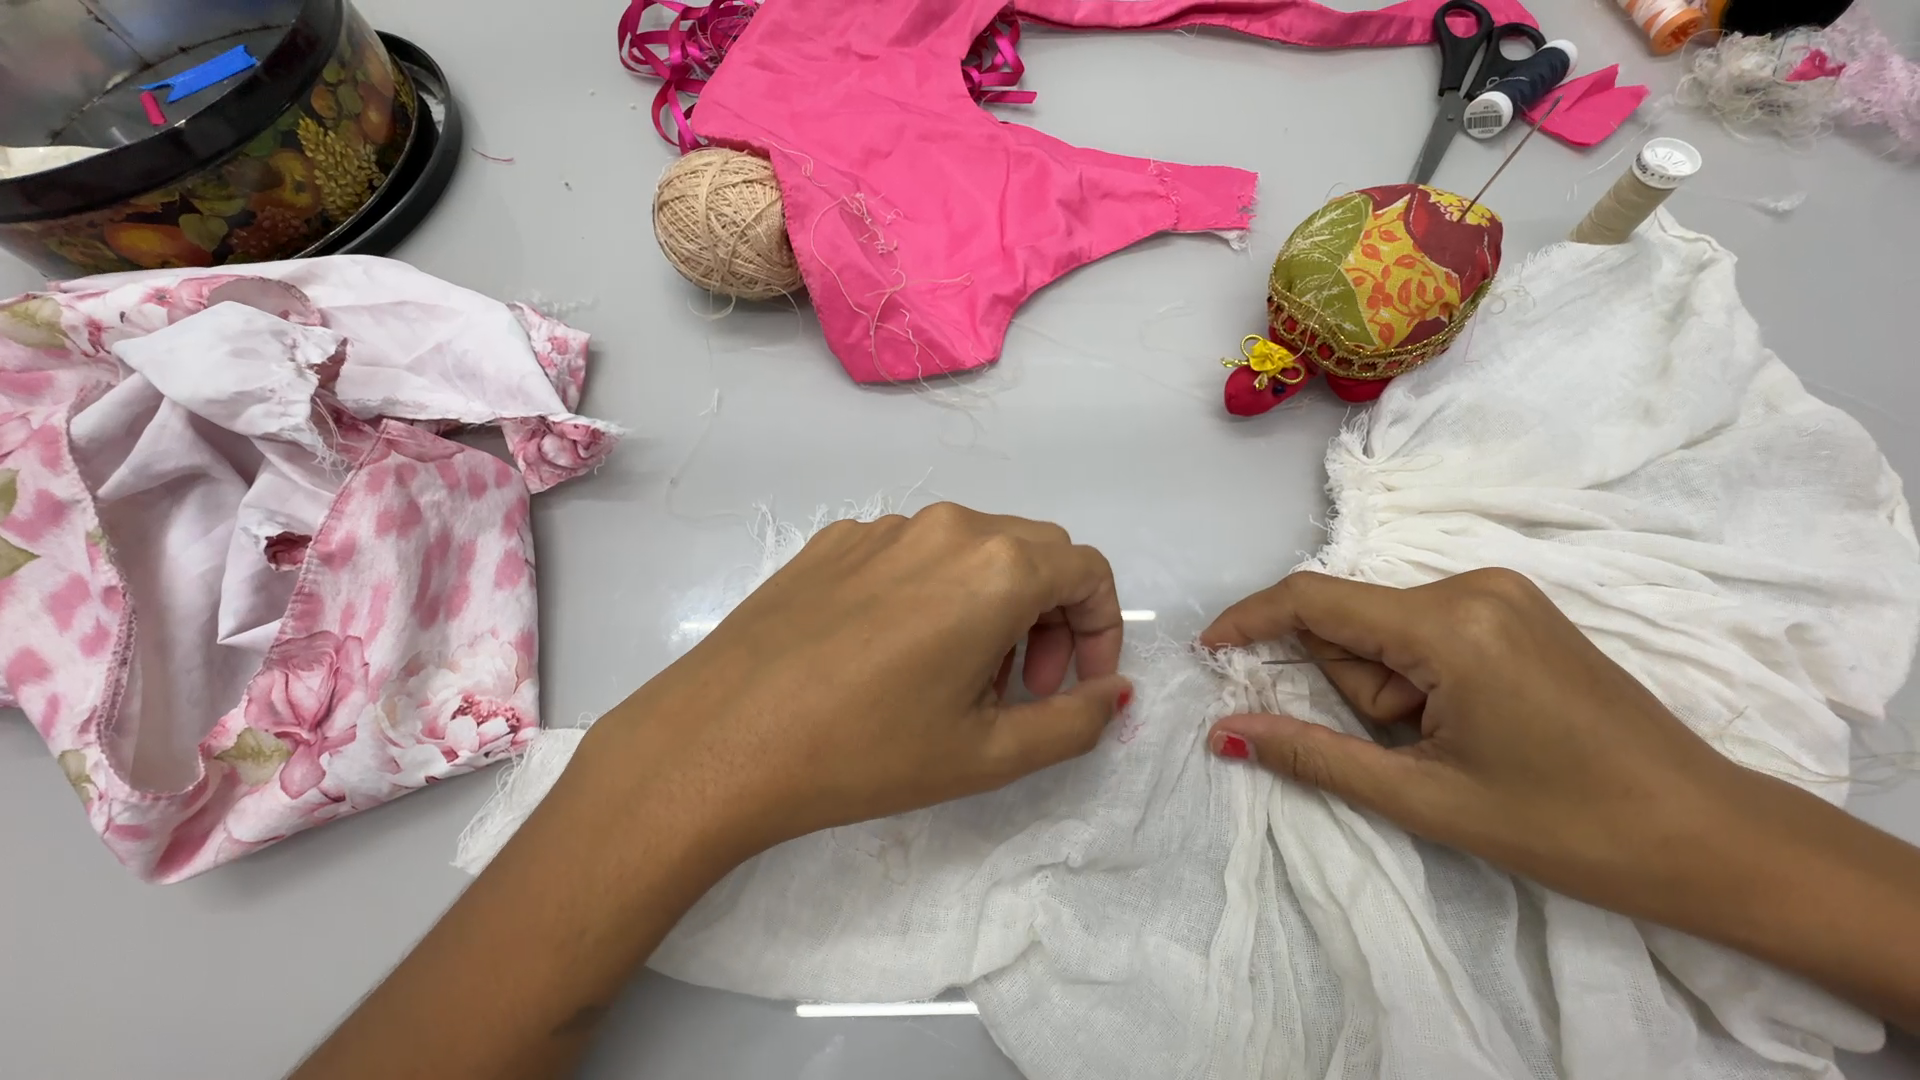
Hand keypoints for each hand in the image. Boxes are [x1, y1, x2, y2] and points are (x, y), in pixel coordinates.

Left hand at [567, 503, 1131, 859]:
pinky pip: (912, 554)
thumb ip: (1073, 722)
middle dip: (1049, 618)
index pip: (1087, 570)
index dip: (1099, 628)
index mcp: (996, 567)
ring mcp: (882, 527)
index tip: (1076, 686)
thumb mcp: (987, 754)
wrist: (719, 740)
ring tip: (955, 677)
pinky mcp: (833, 540)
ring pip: (972, 551)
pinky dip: (934, 593)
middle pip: (1033, 552)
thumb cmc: (865, 752)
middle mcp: (946, 527)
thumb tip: (1113, 693)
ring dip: (991, 605)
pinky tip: (891, 655)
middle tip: (1020, 688)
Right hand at [1200, 569, 1919, 1033]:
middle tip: (1407, 747)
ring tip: (1448, 743)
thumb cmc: (1565, 826)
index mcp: (1448, 625)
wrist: (1714, 839)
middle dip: (1351, 685)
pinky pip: (1422, 627)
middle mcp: (1471, 585)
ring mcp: (1501, 592)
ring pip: (1384, 626)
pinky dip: (1413, 673)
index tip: (1208, 653)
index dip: (1249, 620)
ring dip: (1386, 686)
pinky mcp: (1517, 608)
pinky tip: (1462, 721)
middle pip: (1351, 620)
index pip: (1313, 599)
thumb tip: (1224, 733)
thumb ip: (1311, 755)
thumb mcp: (1422, 798)